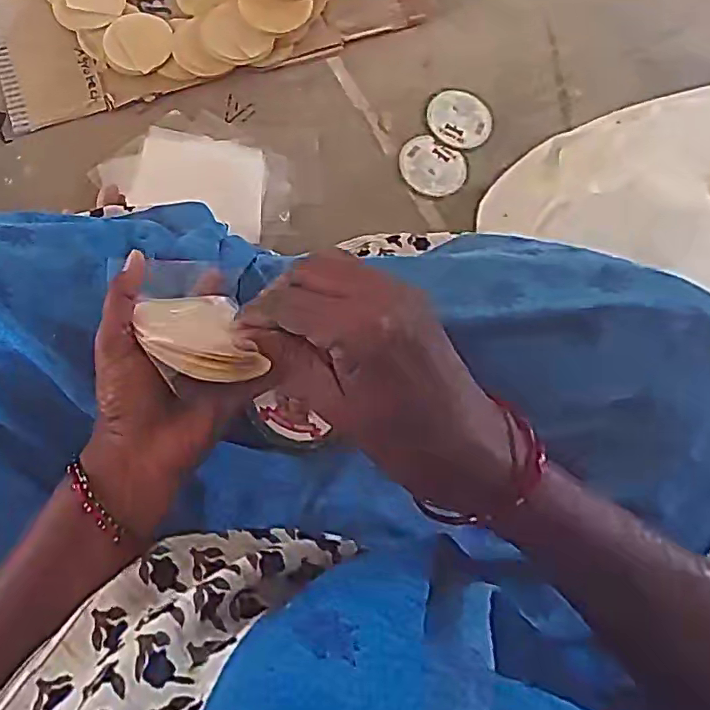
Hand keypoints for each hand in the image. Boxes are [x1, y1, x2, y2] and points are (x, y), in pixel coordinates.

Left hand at [81, 251, 261, 535]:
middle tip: (257, 282)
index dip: (198, 287)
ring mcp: (216, 374)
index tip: (219, 267)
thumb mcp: (113, 341)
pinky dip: (272, 358)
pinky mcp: (234, 395)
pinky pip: (256, 373)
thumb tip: (137, 255)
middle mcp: (191, 352)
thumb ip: (121, 300)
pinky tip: (292, 337)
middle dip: (231, 305)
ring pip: (239, 343)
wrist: (138, 450)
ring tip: (278, 304)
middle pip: (216, 322)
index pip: (184, 305)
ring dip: (256, 327)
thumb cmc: (122, 394)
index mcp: (162, 338)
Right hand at [239, 250, 521, 516]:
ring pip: (329, 263)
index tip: (238, 334)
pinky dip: (326, 285)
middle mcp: (380, 293)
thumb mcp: (335, 408)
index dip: (257, 316)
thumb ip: (289, 361)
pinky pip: (353, 272)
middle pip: (307, 270)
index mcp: (361, 327)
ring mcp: (397, 287)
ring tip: (287, 321)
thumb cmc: (401, 442)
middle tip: (262, 328)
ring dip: (300, 285)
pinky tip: (319, 316)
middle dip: (277, 294)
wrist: (472, 447)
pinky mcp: (406, 292)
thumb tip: (248, 335)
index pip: (289, 302)